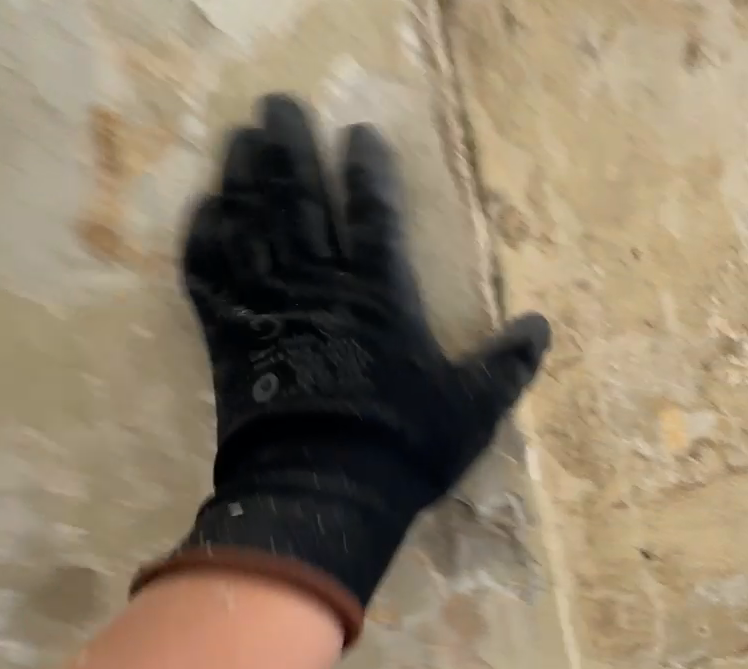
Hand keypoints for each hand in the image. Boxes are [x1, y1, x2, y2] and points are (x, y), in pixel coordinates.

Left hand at [134, 94, 548, 645]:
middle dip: (292, 148)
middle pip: (300, 199)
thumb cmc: (408, 443)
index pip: (374, 214)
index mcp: (382, 295)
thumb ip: (509, 363)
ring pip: (251, 221)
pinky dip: (205, 232)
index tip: (360, 133)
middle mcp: (321, 283)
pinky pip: (210, 268)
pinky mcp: (231, 332)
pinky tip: (205, 206)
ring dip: (245, 173)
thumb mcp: (477, 407)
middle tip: (281, 105)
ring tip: (241, 134)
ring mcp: (269, 303)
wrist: (326, 485)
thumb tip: (542, 324)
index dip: (368, 170)